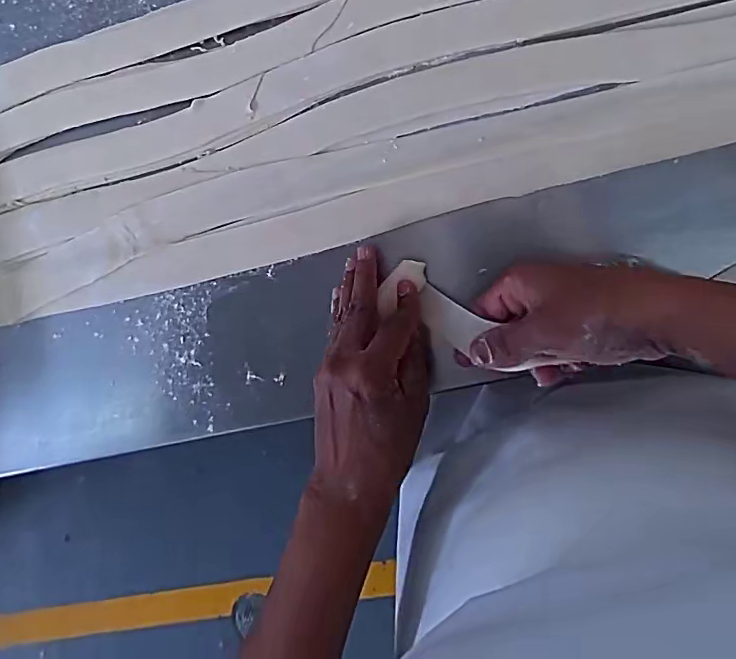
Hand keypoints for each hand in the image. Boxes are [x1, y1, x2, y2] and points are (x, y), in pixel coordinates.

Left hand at [309, 246, 429, 513]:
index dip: (406, 304)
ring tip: (354, 264)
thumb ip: (413, 360)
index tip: (412, 285)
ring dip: (349, 288)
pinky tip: (342, 297)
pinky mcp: (321, 372)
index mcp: (372, 372)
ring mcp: (328, 365)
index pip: (394, 326)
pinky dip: (341, 311)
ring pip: (342, 317)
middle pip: (359, 310)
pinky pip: (335, 332)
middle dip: (365, 278)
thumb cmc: (387, 450)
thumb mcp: (414, 406)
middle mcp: (345, 362)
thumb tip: (413, 325)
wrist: (346, 482)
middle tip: (368, 253)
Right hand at [464, 262, 681, 385]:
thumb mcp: (541, 336)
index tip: (472, 363)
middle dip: (516, 352)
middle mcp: (538, 286)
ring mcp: (563, 301)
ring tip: (557, 368)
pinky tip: (577, 364)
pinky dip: (563, 355)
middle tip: (524, 368)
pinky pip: (559, 340)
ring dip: (541, 358)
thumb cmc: (600, 312)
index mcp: (521, 280)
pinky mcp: (583, 317)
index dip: (476, 337)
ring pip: (535, 337)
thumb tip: (476, 351)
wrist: (656, 314)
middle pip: (508, 324)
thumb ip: (504, 346)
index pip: (482, 308)